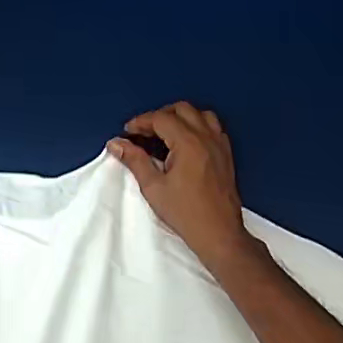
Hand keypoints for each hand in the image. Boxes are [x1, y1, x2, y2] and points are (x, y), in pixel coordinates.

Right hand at [108, 102, 250, 265]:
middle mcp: (206, 138)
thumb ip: (134, 160)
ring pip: (201, 114)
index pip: (161, 118)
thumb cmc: (185, 213)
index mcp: (188, 143)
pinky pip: (213, 127)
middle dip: (160, 115)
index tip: (128, 132)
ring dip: (181, 116)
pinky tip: (187, 142)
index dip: (141, 122)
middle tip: (144, 131)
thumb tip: (116, 143)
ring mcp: (220, 145)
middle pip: (182, 109)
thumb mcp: (153, 187)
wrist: (219, 234)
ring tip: (166, 133)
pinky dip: (198, 125)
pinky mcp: (227, 154)